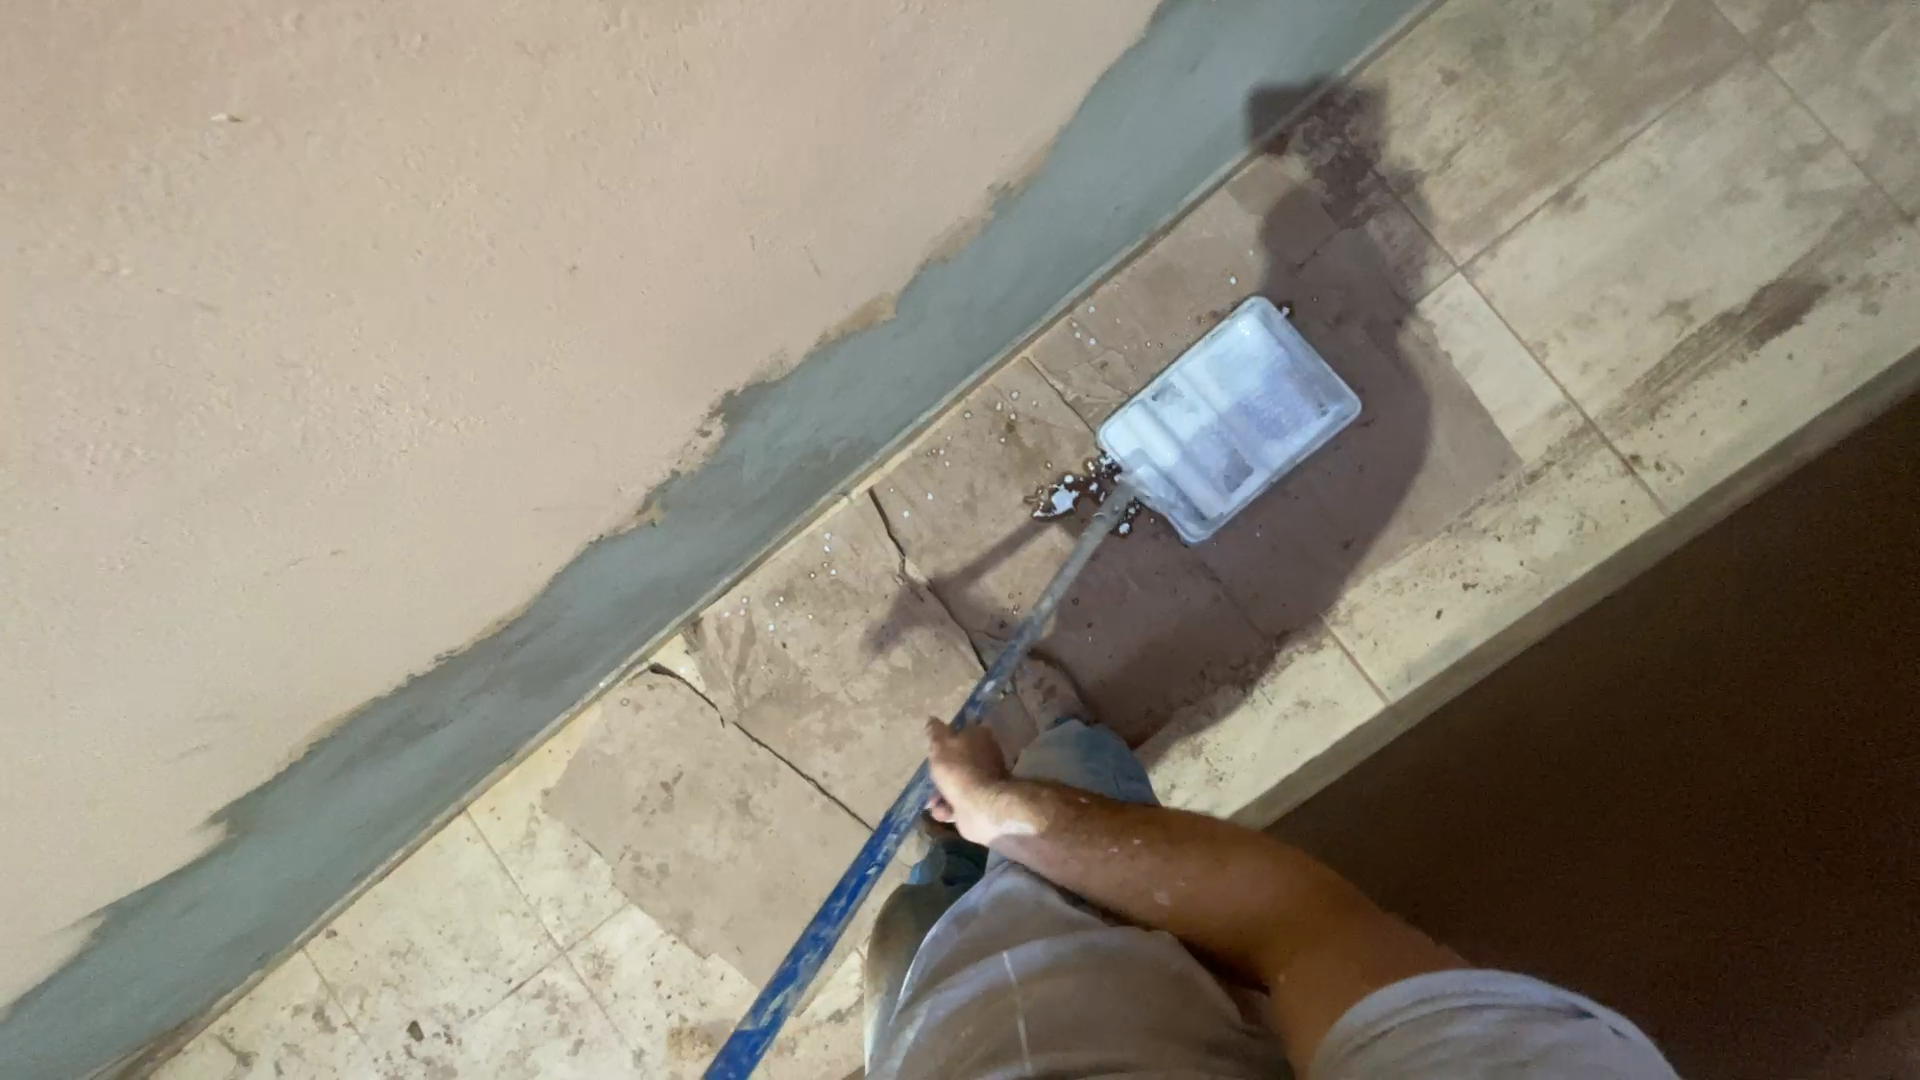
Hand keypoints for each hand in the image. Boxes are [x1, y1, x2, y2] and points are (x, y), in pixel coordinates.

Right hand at [924, 718, 1028, 846]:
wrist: (981, 807)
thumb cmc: (958, 770)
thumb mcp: (941, 746)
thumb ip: (936, 733)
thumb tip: (932, 719)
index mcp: (980, 735)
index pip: (964, 730)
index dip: (949, 737)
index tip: (935, 747)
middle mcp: (987, 755)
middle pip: (960, 758)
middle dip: (942, 770)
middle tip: (931, 776)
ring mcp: (987, 780)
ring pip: (959, 782)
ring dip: (942, 792)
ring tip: (932, 801)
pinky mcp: (983, 801)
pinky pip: (962, 802)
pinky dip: (950, 807)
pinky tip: (941, 812)